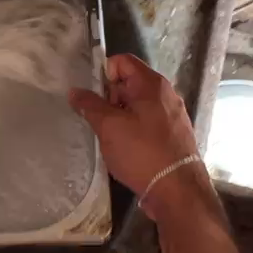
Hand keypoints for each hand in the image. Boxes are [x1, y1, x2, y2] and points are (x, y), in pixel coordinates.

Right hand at [69, 54, 202, 206]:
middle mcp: (165, 94)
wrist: (177, 190)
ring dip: (119, 116)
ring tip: (110, 137)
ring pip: (136, 104)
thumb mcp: (109, 126)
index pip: (122, 61)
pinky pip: (146, 121)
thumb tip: (75, 91)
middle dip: (109, 98)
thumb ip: (90, 105)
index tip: (92, 97)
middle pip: (129, 83)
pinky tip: (126, 148)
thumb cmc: (142, 152)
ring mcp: (172, 114)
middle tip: (100, 121)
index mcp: (151, 84)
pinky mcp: (173, 133)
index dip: (103, 74)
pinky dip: (133, 128)